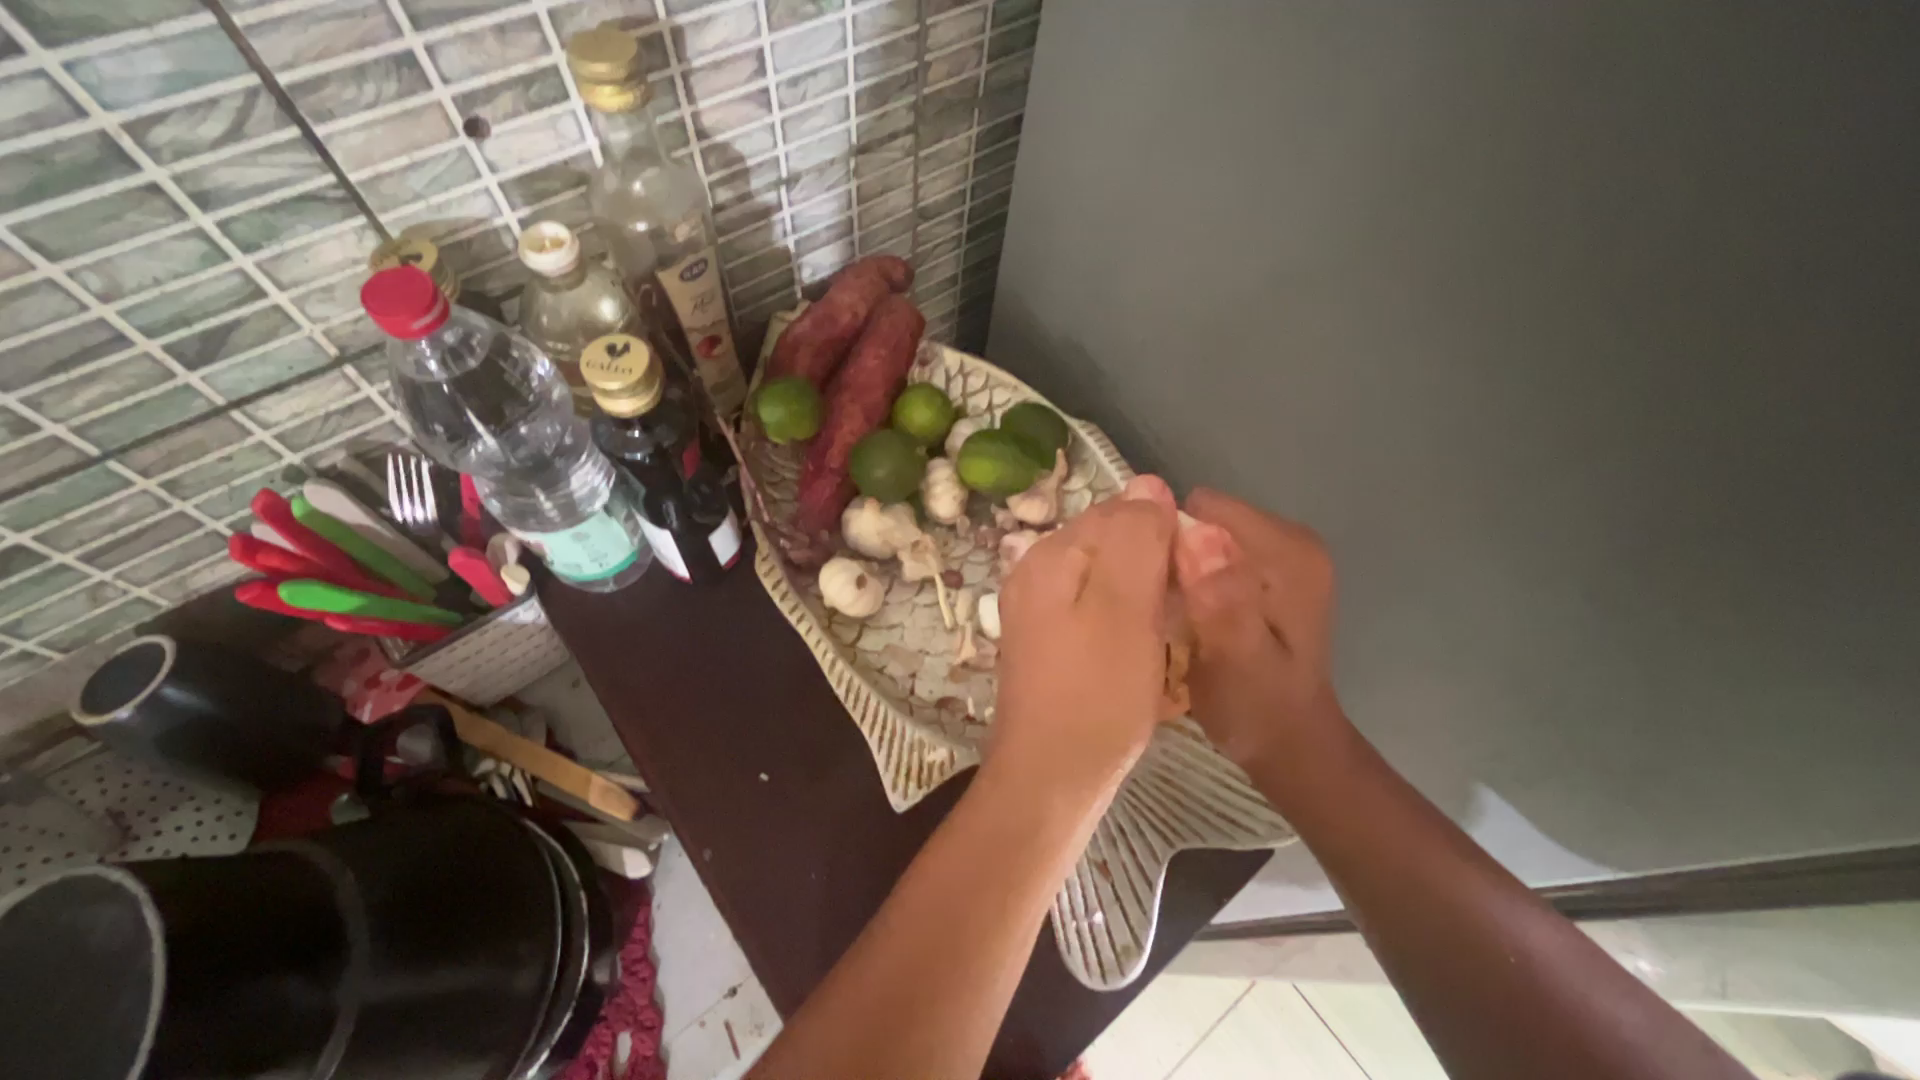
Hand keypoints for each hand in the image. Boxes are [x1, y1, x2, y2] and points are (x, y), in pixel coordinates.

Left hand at [990, 475, 1178, 796]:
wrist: (1052, 777)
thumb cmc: (1097, 693)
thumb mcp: (1125, 606)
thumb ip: (1136, 539)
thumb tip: (1148, 483)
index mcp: (1050, 554)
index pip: (1122, 511)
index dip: (1166, 538)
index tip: (1191, 584)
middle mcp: (1036, 571)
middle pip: (1113, 544)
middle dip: (1155, 569)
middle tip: (1180, 617)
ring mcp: (1039, 609)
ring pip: (1110, 580)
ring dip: (1145, 600)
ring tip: (1167, 638)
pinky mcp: (1050, 643)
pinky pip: (1099, 612)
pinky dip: (1127, 624)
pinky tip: (1142, 655)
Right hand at [1173, 489, 1344, 767]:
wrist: (1290, 746)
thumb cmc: (1260, 709)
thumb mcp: (1236, 660)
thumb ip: (1222, 599)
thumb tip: (1195, 535)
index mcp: (1289, 553)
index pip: (1204, 509)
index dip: (1168, 540)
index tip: (1149, 585)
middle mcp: (1290, 542)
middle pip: (1203, 520)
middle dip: (1171, 554)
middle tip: (1155, 606)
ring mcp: (1280, 556)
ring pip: (1203, 539)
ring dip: (1177, 570)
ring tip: (1165, 614)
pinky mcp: (1267, 574)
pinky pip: (1211, 558)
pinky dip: (1190, 581)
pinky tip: (1181, 616)